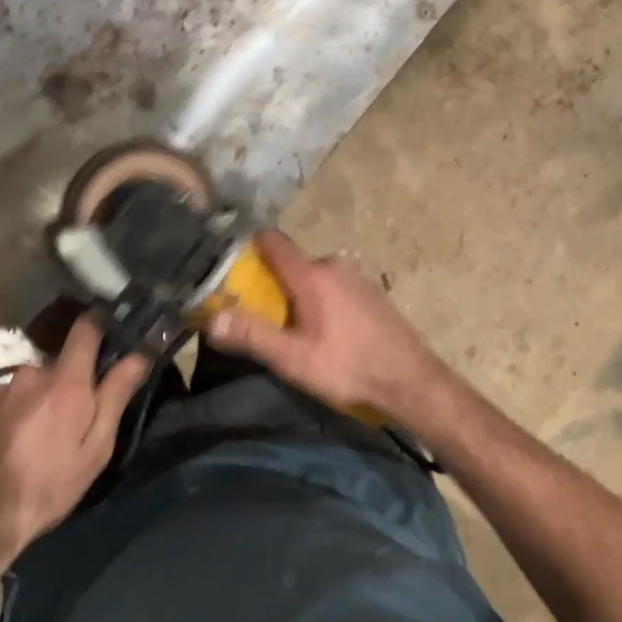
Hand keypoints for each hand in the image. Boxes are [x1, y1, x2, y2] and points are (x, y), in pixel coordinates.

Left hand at [0, 316, 148, 566]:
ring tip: (40, 443)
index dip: (101, 326)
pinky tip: (12, 449)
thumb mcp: (95, 450)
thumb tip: (138, 355)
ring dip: (40, 403)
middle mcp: (29, 375)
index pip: (86, 330)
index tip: (113, 334)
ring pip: (31, 386)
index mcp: (65, 382)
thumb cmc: (47, 487)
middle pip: (59, 366)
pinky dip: (15, 416)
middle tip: (75, 424)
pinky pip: (6, 402)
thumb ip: (115, 397)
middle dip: (70, 386)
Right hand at [206, 230, 452, 421]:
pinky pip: (334, 288)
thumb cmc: (349, 368)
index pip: (271, 241)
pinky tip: (324, 332)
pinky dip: (320, 302)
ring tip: (291, 330)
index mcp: (312, 274)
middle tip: (258, 316)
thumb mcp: (293, 358)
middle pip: (291, 263)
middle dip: (271, 284)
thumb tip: (210, 318)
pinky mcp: (371, 293)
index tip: (227, 265)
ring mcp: (357, 277)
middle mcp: (335, 265)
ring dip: (298, 297)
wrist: (411, 381)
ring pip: (313, 278)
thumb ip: (252, 335)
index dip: (247, 248)